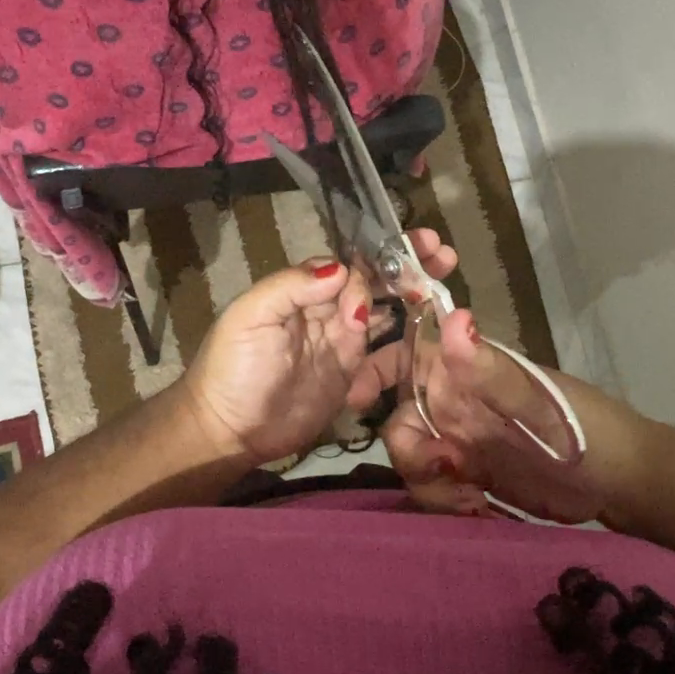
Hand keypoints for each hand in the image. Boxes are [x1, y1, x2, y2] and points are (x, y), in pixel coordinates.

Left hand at [181, 230, 457, 463]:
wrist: (229, 430)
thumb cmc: (234, 368)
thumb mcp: (251, 317)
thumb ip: (291, 286)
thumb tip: (342, 266)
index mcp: (300, 290)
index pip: (347, 263)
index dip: (380, 252)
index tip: (414, 243)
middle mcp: (325, 310)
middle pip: (372, 282)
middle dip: (406, 265)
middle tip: (442, 253)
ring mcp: (341, 343)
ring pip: (383, 310)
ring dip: (412, 294)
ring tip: (445, 279)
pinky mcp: (351, 375)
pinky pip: (383, 350)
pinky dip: (406, 336)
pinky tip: (432, 325)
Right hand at [377, 310, 604, 523]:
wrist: (620, 484)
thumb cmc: (587, 429)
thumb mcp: (537, 402)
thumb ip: (489, 370)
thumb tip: (453, 317)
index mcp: (466, 373)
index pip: (406, 357)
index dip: (373, 372)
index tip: (356, 403)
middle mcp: (455, 404)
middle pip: (400, 422)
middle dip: (410, 451)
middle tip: (447, 471)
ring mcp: (461, 443)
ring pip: (413, 461)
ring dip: (430, 485)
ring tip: (472, 500)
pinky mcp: (470, 479)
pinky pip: (434, 490)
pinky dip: (445, 504)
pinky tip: (479, 510)